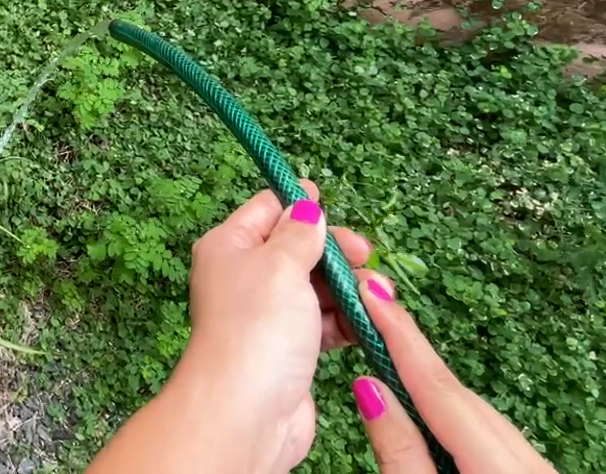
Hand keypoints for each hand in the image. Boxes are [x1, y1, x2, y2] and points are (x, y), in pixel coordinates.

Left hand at [87, 182, 371, 473]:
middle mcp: (242, 274)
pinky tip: (368, 323)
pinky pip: (320, 322)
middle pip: (293, 247)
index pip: (264, 209)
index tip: (328, 199)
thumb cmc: (258, 325)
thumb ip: (298, 233)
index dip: (297, 204)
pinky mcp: (287, 347)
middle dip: (331, 249)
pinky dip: (343, 320)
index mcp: (228, 244)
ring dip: (345, 287)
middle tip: (367, 254)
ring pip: (312, 287)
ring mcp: (264, 312)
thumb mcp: (280, 265)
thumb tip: (305, 207)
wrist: (247, 406)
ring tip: (377, 292)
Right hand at [351, 271, 557, 472]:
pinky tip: (431, 409)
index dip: (400, 336)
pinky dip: (457, 414)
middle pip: (461, 398)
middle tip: (366, 304)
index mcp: (502, 469)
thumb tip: (370, 387)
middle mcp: (533, 464)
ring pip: (480, 417)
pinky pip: (494, 437)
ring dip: (432, 384)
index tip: (369, 287)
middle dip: (411, 352)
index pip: (439, 388)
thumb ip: (402, 454)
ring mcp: (543, 472)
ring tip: (387, 348)